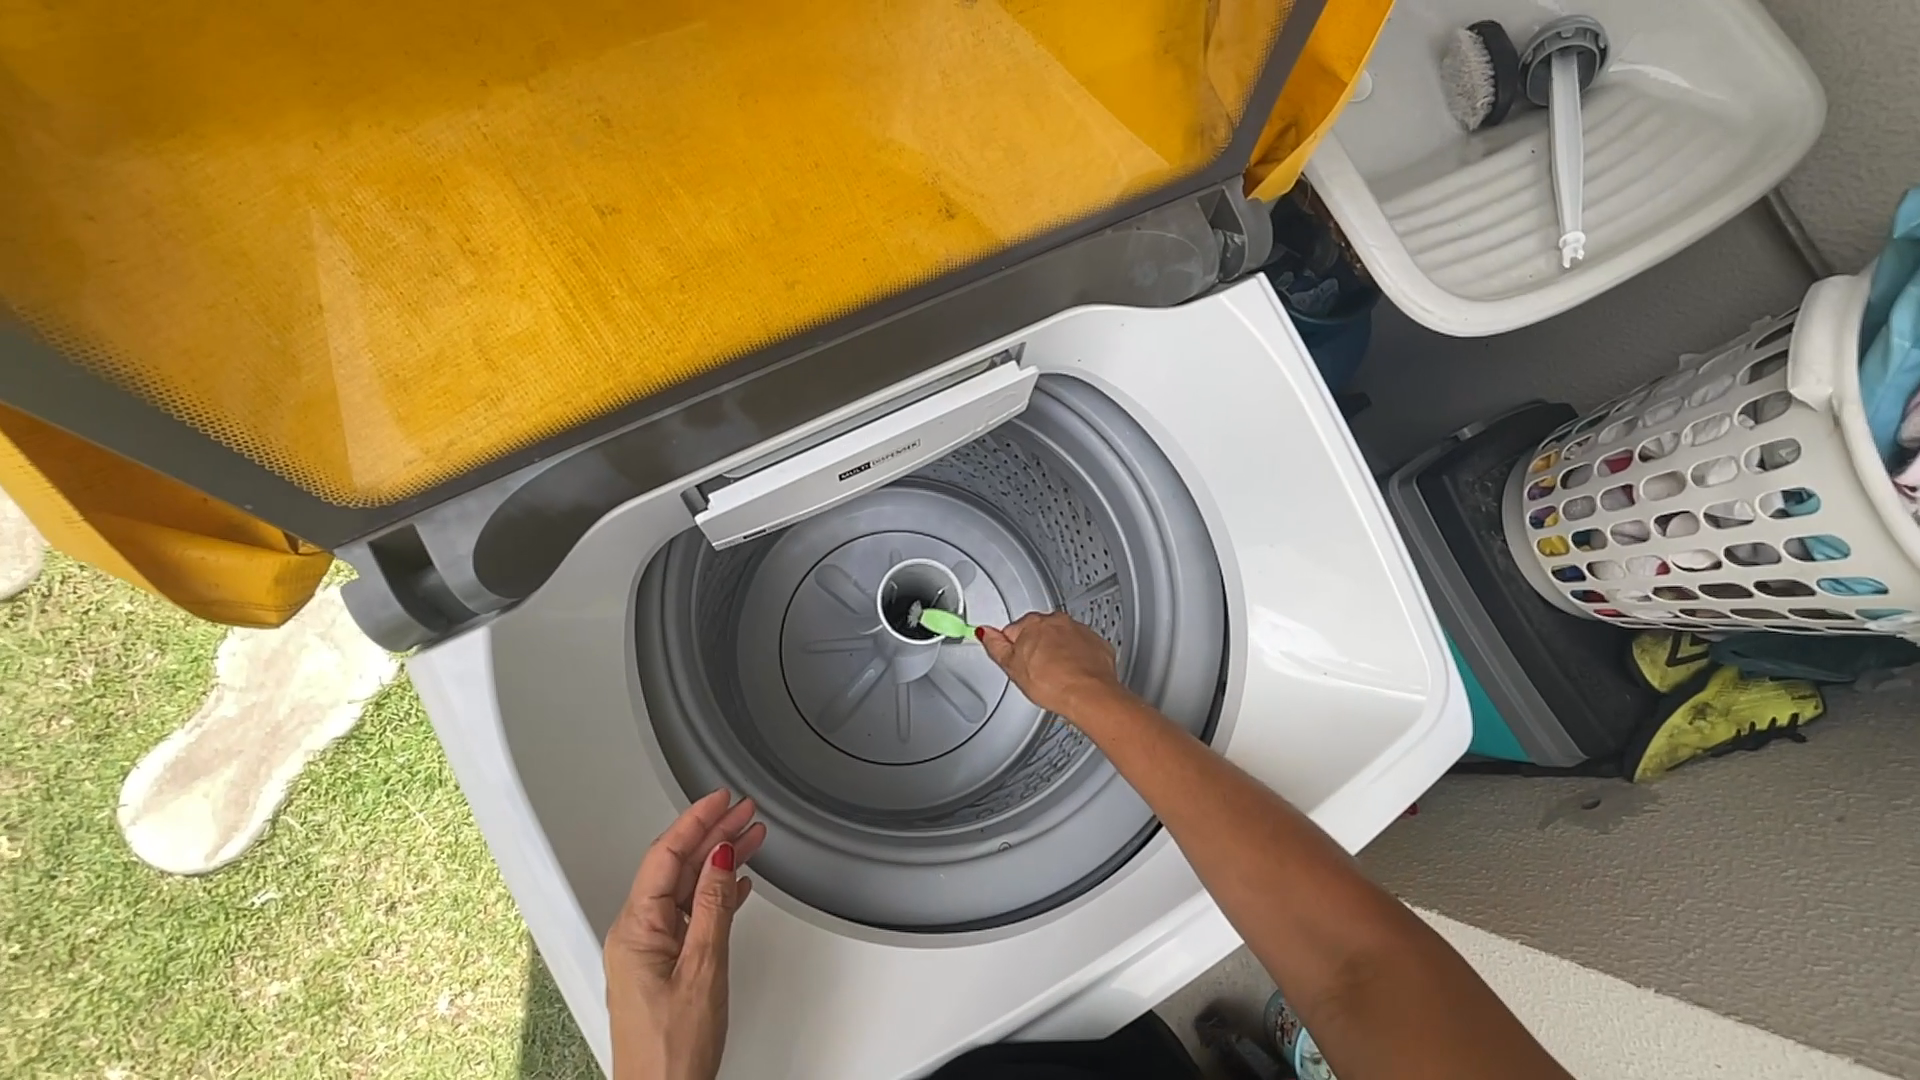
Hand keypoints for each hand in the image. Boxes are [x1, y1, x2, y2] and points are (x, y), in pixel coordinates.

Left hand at [604, 790, 766, 1079]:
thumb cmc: (671, 1049)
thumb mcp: (702, 967)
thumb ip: (712, 905)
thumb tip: (719, 857)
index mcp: (636, 929)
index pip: (667, 856)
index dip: (695, 821)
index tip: (721, 798)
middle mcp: (638, 933)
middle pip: (678, 866)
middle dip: (713, 834)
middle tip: (745, 810)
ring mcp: (651, 948)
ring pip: (688, 886)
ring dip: (720, 860)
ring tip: (751, 835)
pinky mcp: (666, 963)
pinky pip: (692, 911)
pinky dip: (718, 891)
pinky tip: (737, 882)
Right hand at [977, 611, 1128, 720]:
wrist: (1090, 694)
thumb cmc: (1053, 683)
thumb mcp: (1012, 668)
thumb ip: (995, 646)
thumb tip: (984, 632)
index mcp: (1032, 623)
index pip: (1013, 631)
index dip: (1013, 650)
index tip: (1018, 663)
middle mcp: (1057, 621)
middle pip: (1038, 631)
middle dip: (1036, 648)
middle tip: (1035, 672)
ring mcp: (1079, 631)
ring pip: (1062, 638)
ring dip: (1058, 651)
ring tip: (1055, 676)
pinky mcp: (1097, 643)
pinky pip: (1082, 647)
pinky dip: (1078, 657)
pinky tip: (1073, 674)